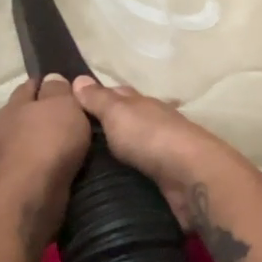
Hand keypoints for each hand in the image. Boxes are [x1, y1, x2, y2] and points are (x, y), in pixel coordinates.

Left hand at [0, 75, 90, 249]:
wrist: (29, 199)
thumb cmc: (48, 143)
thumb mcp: (62, 105)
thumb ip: (59, 90)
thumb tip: (52, 78)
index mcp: (14, 105)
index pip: (31, 85)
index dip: (49, 84)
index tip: (71, 88)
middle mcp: (6, 129)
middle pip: (29, 115)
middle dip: (49, 115)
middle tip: (79, 117)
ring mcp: (8, 158)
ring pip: (33, 143)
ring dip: (50, 144)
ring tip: (77, 145)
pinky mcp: (17, 185)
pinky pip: (37, 168)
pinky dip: (50, 166)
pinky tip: (67, 168)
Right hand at [71, 75, 246, 228]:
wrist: (190, 176)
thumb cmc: (150, 136)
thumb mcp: (118, 113)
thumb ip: (99, 99)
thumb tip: (78, 78)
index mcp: (143, 104)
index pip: (117, 95)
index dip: (96, 98)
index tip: (72, 107)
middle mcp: (154, 124)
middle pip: (126, 122)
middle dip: (104, 129)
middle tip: (72, 143)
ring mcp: (162, 152)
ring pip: (133, 148)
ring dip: (116, 154)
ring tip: (83, 169)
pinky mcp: (166, 179)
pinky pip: (140, 173)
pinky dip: (127, 174)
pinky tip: (110, 184)